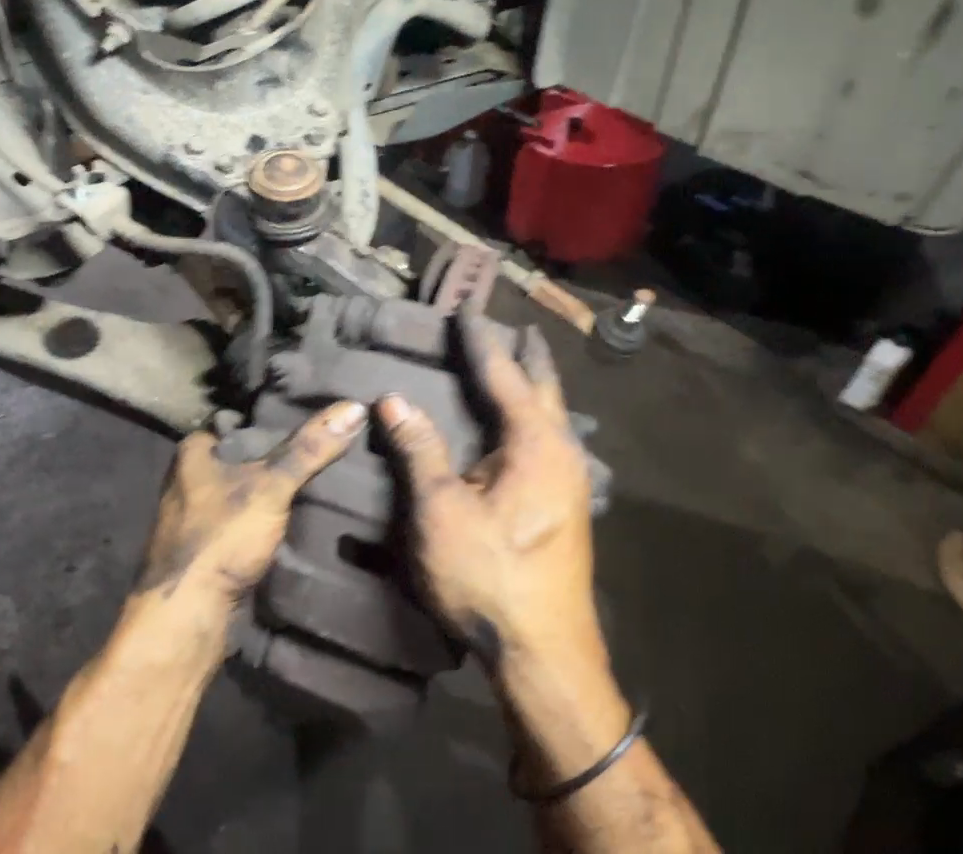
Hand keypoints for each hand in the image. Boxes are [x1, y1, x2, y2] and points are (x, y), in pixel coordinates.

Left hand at [135, 401, 366, 612]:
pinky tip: (294, 523)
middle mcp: (187, 479)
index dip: (271, 420)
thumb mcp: (272, 485)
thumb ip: (310, 449)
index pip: (238, 422)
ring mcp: (194, 517)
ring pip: (242, 493)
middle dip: (274, 459)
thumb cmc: (222, 537)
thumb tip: (354, 407)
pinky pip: (241, 523)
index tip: (310, 419)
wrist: (189, 615)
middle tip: (322, 451)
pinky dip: (263, 522)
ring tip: (318, 484)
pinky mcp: (207, 549)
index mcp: (192, 452)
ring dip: (269, 494)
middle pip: (241, 459)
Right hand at [376, 318, 598, 664]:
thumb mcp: (440, 511)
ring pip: (552, 418)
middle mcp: (561, 454)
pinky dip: (533, 419)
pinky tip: (521, 433)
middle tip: (510, 329)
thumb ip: (418, 450)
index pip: (504, 376)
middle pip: (544, 389)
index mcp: (535, 443)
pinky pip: (549, 442)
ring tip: (517, 368)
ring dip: (534, 388)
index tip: (465, 312)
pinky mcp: (565, 509)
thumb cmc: (488, 575)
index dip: (480, 343)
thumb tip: (392, 399)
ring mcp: (570, 484)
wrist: (543, 651)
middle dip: (526, 357)